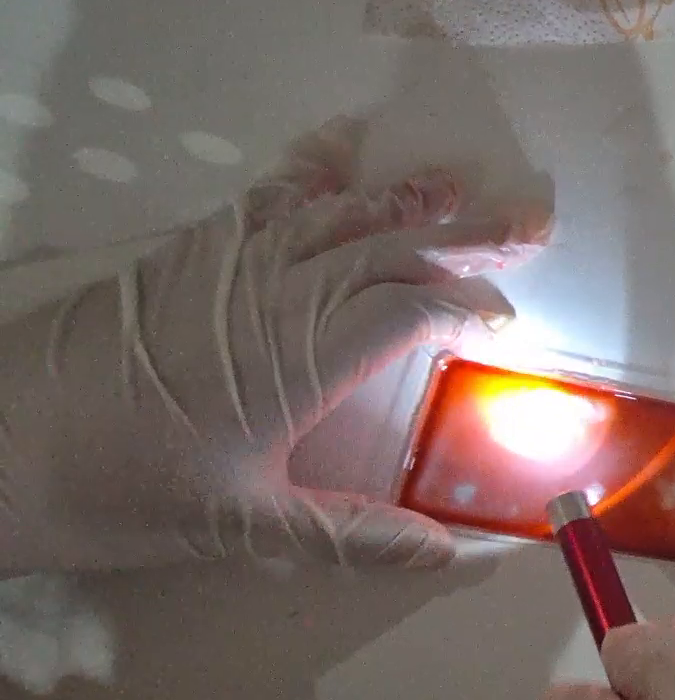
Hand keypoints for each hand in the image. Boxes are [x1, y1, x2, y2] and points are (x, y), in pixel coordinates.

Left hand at [0, 117, 551, 572]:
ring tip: (468, 180)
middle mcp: (276, 298)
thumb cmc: (116, 492)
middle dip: (471, 237)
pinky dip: (319, 167)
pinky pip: (269, 195)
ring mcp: (231, 264)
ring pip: (343, 216)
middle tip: (533, 224)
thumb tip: (447, 553)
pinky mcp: (192, 252)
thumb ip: (355, 535)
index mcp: (299, 360)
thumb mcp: (241, 525)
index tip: (506, 321)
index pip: (410, 311)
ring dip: (414, 198)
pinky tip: (351, 145)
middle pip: (393, 250)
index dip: (469, 307)